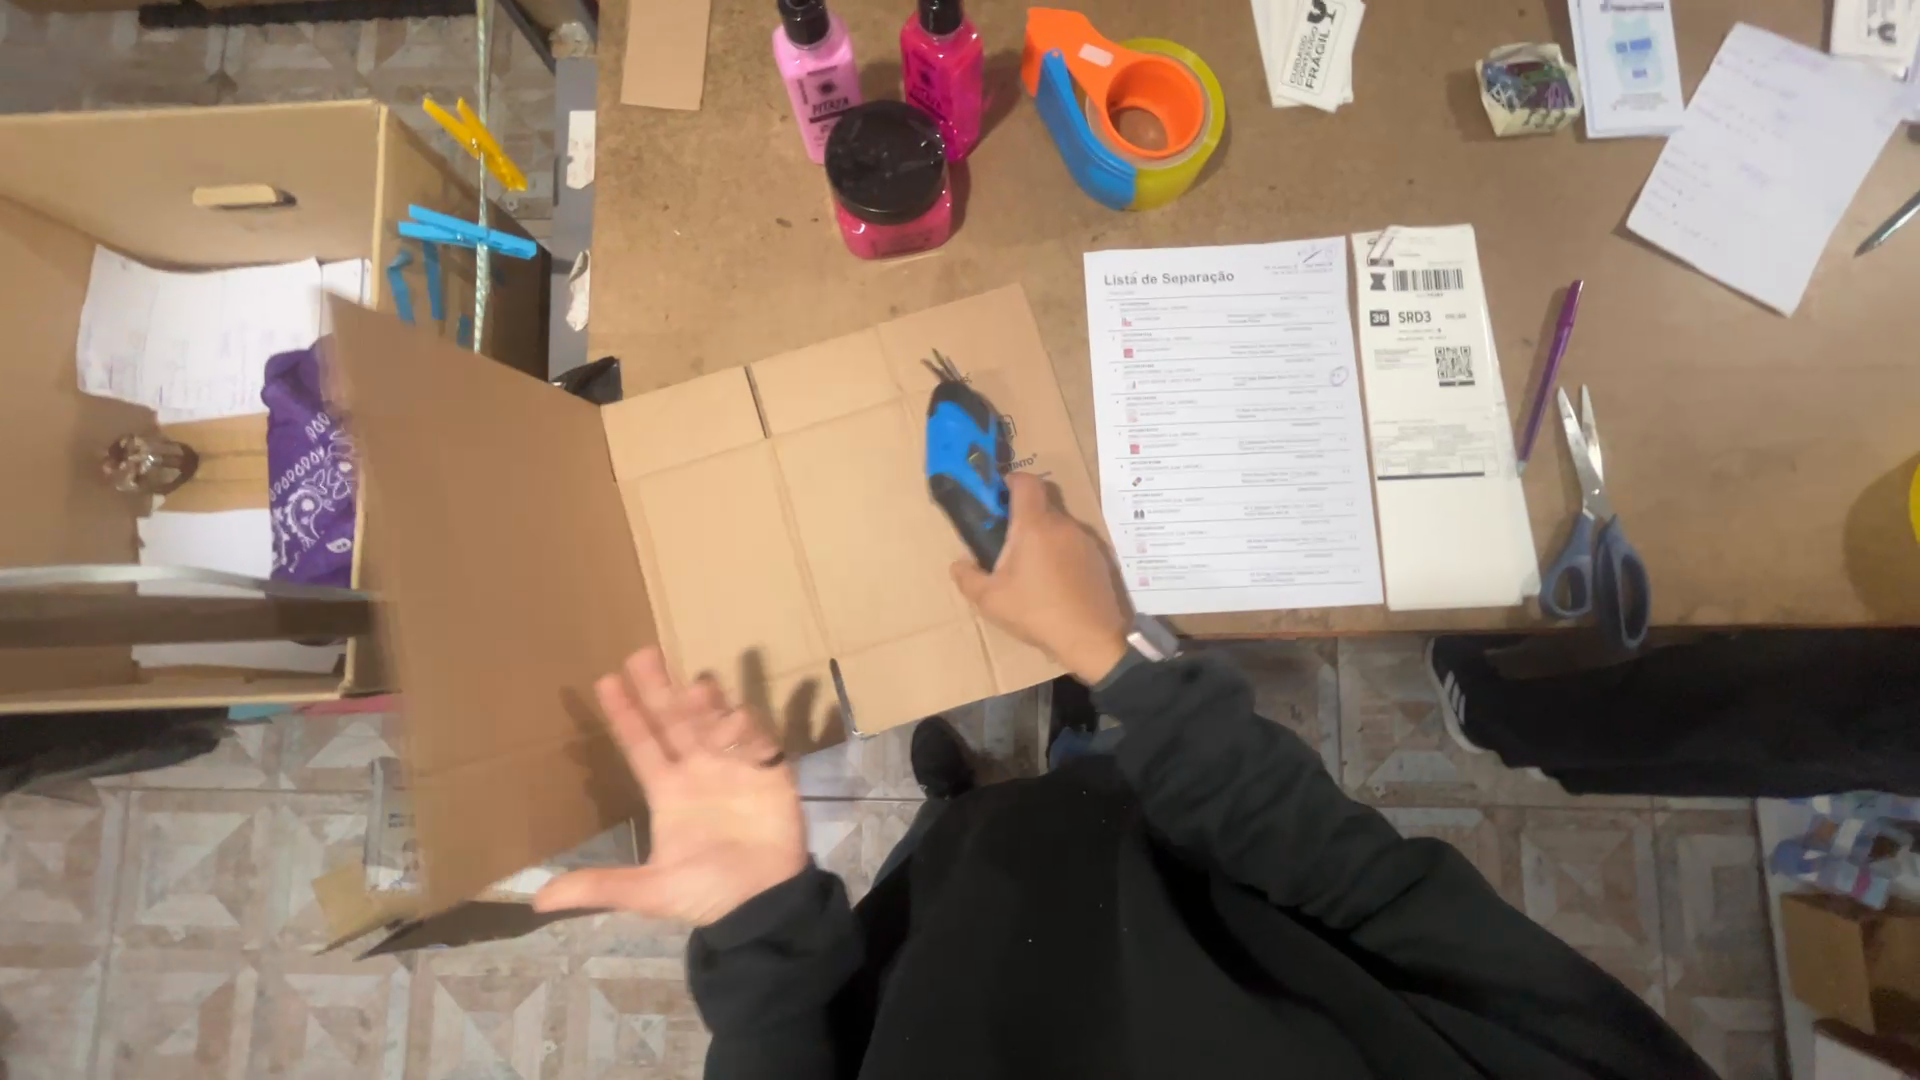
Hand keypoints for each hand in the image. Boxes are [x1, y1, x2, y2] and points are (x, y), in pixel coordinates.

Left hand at [532, 648, 808, 925]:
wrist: (763, 903)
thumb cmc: (708, 891)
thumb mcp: (651, 891)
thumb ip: (602, 886)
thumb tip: (537, 902)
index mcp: (669, 790)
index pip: (641, 743)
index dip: (624, 714)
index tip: (605, 681)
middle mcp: (698, 768)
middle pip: (675, 720)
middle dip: (659, 689)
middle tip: (642, 654)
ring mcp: (734, 766)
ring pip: (715, 723)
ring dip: (705, 704)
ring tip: (694, 687)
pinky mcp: (769, 770)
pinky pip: (758, 741)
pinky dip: (748, 727)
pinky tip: (738, 717)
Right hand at [951, 472, 1132, 683]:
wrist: (1091, 639)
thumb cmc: (1036, 613)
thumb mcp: (990, 600)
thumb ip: (967, 577)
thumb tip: (959, 563)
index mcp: (1034, 525)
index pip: (1026, 482)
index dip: (1011, 480)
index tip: (998, 495)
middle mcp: (1063, 524)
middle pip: (1042, 503)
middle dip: (1023, 515)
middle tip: (1006, 540)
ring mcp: (1085, 540)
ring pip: (1059, 525)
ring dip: (1043, 536)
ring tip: (1030, 567)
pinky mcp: (1100, 558)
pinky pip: (1074, 544)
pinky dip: (1061, 552)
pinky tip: (1054, 582)